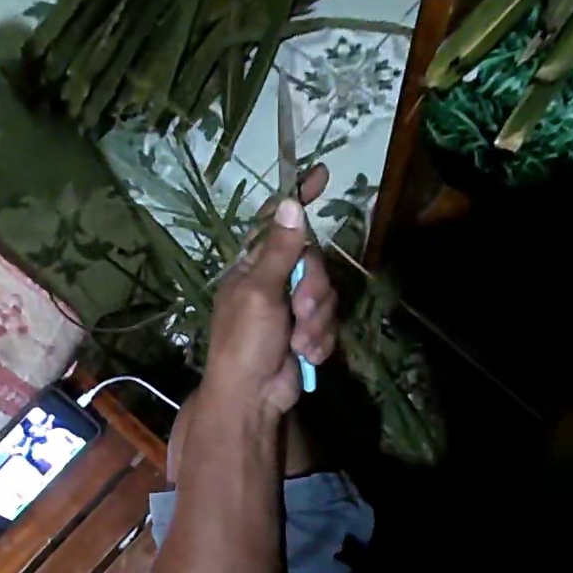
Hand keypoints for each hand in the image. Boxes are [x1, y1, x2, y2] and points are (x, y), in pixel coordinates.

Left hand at [199, 170, 338, 419]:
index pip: (277, 224)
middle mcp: (273, 284)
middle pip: (313, 263)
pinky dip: (320, 342)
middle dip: (314, 290)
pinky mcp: (307, 335)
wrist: (253, 398)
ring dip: (317, 323)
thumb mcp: (260, 292)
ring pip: (326, 297)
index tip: (320, 175)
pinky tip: (306, 356)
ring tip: (300, 344)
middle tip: (301, 311)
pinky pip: (328, 325)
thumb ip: (279, 250)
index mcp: (252, 269)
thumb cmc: (244, 343)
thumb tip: (289, 203)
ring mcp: (291, 311)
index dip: (297, 201)